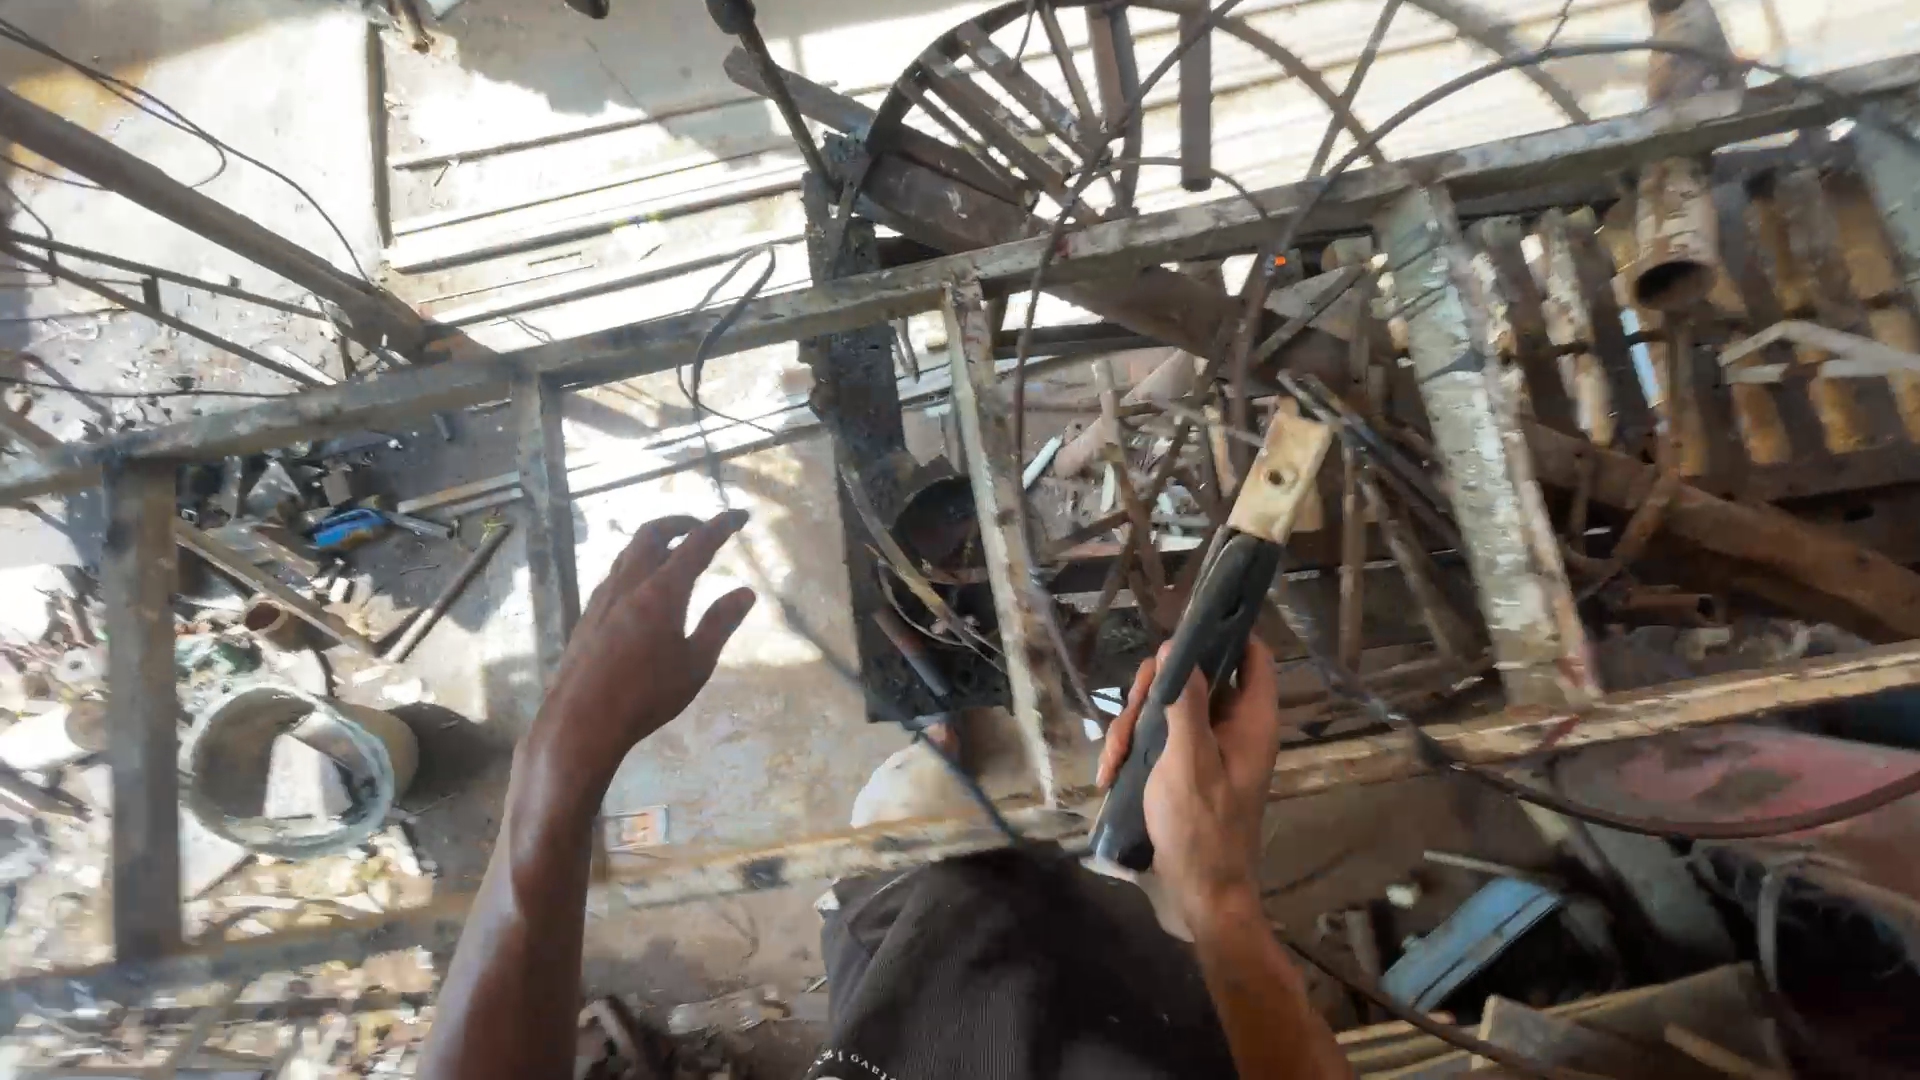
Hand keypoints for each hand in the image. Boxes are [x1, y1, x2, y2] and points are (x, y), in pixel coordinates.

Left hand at [527, 511, 756, 784]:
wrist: (579, 723)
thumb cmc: (647, 695)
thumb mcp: (696, 664)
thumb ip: (720, 623)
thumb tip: (746, 592)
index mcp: (662, 591)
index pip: (697, 544)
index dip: (721, 526)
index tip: (740, 515)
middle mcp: (630, 584)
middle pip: (652, 534)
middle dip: (680, 522)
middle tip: (701, 527)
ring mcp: (603, 599)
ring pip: (628, 552)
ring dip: (655, 542)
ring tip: (674, 553)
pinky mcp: (588, 616)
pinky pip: (615, 574)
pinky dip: (637, 564)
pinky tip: (642, 589)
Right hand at [1096, 638, 1283, 928]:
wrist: (1199, 895)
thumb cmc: (1202, 828)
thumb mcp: (1190, 761)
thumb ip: (1186, 704)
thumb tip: (1177, 649)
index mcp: (1250, 720)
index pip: (1253, 656)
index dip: (1226, 633)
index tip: (1183, 631)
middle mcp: (1231, 725)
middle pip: (1194, 674)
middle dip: (1154, 690)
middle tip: (1133, 714)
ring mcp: (1205, 744)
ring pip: (1166, 704)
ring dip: (1133, 725)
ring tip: (1114, 759)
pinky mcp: (1181, 762)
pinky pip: (1154, 734)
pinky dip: (1130, 748)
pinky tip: (1110, 774)